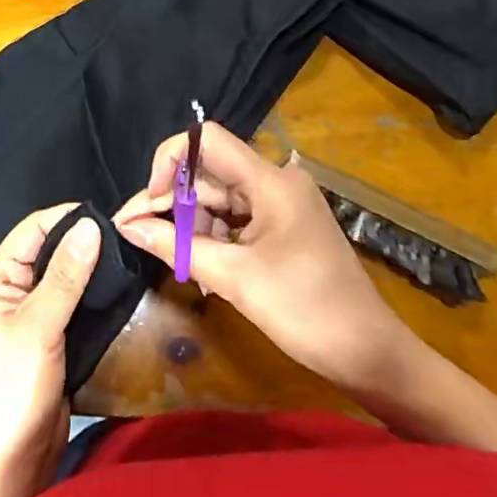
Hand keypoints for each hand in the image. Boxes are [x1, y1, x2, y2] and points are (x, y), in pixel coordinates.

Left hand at [0, 203, 100, 492]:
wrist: (14, 457)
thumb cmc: (15, 387)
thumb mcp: (41, 326)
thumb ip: (66, 275)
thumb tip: (91, 225)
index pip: (34, 228)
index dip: (69, 217)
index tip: (112, 216)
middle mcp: (10, 285)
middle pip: (49, 246)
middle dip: (83, 239)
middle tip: (128, 235)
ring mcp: (29, 308)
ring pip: (64, 272)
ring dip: (91, 264)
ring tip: (129, 254)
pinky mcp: (49, 330)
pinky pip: (72, 298)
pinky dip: (92, 289)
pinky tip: (118, 284)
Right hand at [114, 123, 415, 390]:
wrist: (370, 354)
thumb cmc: (306, 310)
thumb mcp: (234, 278)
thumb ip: (175, 246)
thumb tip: (126, 225)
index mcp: (271, 181)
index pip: (207, 141)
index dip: (171, 162)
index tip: (151, 203)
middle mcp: (275, 182)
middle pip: (209, 174)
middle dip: (171, 202)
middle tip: (135, 231)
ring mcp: (279, 206)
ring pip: (218, 200)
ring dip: (189, 225)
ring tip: (167, 257)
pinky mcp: (280, 228)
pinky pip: (234, 220)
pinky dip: (210, 238)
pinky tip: (192, 263)